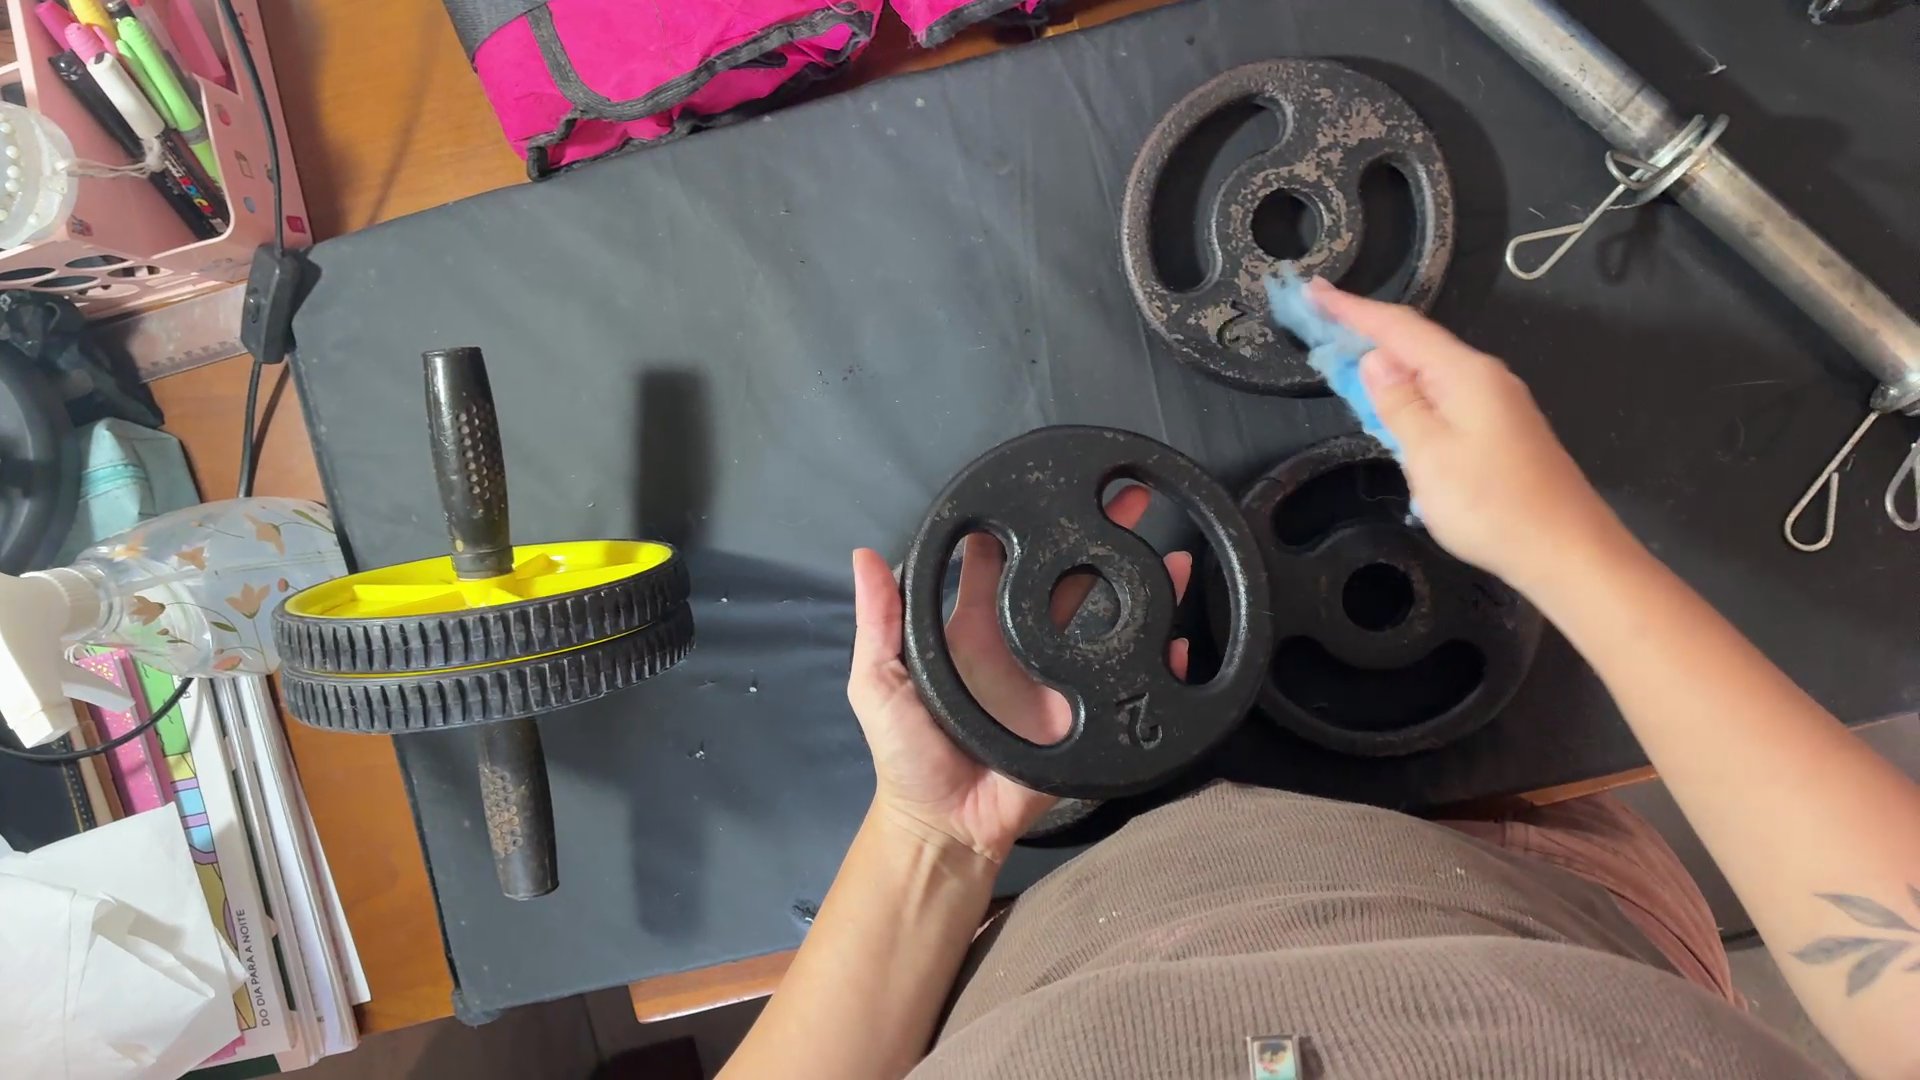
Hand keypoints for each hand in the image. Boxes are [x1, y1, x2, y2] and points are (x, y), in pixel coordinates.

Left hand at [848, 487, 1191, 863]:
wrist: (947, 825)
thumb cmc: (906, 753)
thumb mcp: (878, 683)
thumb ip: (876, 623)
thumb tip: (863, 554)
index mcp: (973, 627)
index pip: (996, 560)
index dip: (1014, 523)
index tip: (1039, 484)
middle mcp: (1021, 642)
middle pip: (1063, 578)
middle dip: (1091, 535)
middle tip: (1122, 499)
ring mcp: (1058, 676)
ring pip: (1106, 620)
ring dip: (1138, 586)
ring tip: (1170, 552)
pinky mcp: (1084, 714)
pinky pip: (1126, 681)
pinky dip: (1159, 660)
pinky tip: (1181, 637)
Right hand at [1312, 280, 1626, 589]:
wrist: (1563, 550)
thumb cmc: (1490, 505)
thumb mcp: (1429, 454)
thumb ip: (1399, 405)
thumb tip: (1374, 361)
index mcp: (1465, 377)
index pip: (1400, 330)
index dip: (1353, 310)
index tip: (1314, 292)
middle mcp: (1482, 379)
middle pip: (1414, 342)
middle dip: (1363, 328)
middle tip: (1317, 318)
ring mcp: (1492, 403)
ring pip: (1426, 368)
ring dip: (1381, 358)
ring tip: (1339, 353)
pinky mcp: (1494, 427)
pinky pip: (1438, 391)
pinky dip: (1403, 385)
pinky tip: (1386, 396)